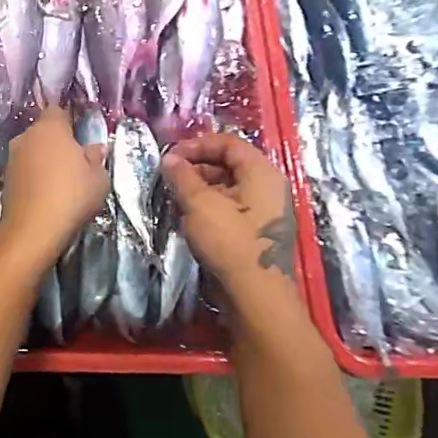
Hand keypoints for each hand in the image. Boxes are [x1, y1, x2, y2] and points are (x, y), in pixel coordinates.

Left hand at [0, 105, 109, 272]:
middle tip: (74, 163)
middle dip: (57, 143)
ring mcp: (12, 158)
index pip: (57, 111)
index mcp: (50, 128)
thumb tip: (93, 149)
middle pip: (43, 132)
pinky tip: (46, 195)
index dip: (69, 122)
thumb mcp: (98, 178)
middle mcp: (26, 137)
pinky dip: (34, 177)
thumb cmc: (71, 196)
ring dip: (44, 161)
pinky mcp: (5, 179)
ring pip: (32, 151)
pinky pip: (25, 170)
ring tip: (61, 183)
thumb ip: (96, 158)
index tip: (80, 139)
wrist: (32, 230)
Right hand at [162, 132, 297, 293]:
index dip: (197, 145)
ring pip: (228, 189)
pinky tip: (188, 220)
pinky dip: (208, 209)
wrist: (254, 294)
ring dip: (199, 190)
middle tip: (169, 179)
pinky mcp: (256, 233)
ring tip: (174, 200)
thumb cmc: (229, 241)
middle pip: (229, 165)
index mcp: (261, 172)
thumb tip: (169, 159)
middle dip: (196, 168)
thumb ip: (182, 177)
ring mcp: (264, 212)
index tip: (170, 157)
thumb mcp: (200, 205)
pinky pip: (231, 210)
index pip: (228, 143)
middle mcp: (268, 187)